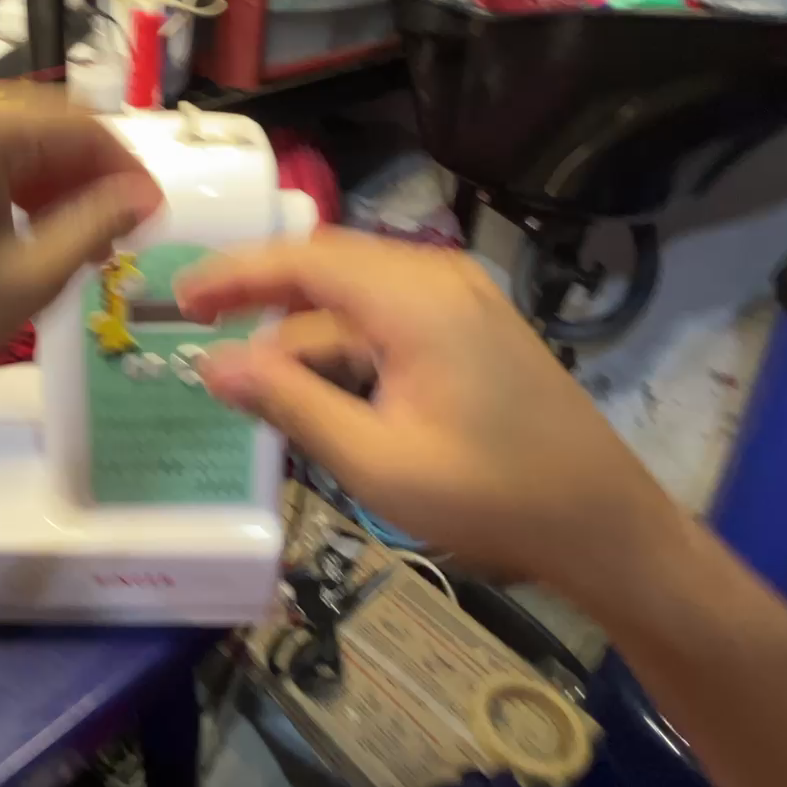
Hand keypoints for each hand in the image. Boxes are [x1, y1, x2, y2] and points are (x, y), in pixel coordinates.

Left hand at [0, 92, 162, 397]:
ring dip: (46, 190)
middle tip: (114, 243)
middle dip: (86, 184)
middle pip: (39, 130)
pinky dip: (2, 193)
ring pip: (2, 147)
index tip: (154, 219)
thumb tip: (143, 197)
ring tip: (73, 249)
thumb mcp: (21, 282)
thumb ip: (92, 228)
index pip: (78, 126)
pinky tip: (17, 236)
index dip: (126, 172)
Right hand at [174, 229, 684, 590]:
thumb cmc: (491, 497)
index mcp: (416, 300)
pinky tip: (315, 380)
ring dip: (298, 328)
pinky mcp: (466, 321)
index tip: (180, 299)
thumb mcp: (375, 460)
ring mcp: (457, 296)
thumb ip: (288, 403)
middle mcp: (436, 277)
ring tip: (254, 374)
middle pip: (324, 267)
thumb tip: (212, 366)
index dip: (234, 274)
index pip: (302, 261)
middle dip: (259, 295)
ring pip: (351, 294)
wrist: (606, 525)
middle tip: (201, 327)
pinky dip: (338, 341)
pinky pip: (382, 314)